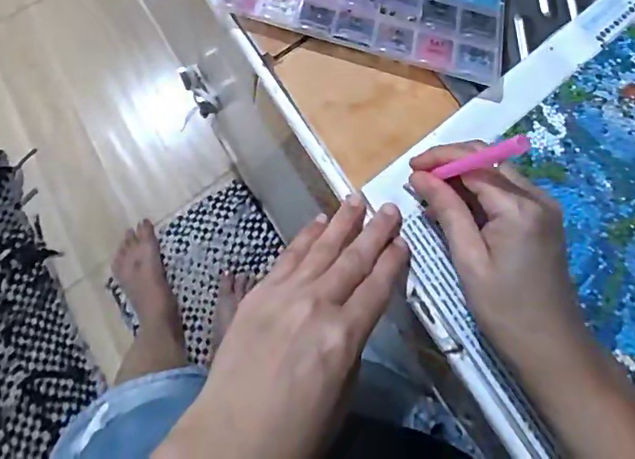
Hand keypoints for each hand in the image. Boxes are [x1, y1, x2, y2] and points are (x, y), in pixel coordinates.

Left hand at [157, 196, 408, 458]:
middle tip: (389, 207)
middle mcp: (317, 306)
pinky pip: (288, 256)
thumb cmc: (293, 434)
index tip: (404, 241)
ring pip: (321, 249)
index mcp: (343, 338)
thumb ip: (351, 353)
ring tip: (356, 199)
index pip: (376, 289)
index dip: (393, 262)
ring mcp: (285, 294)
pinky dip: (305, 237)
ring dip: (341, 222)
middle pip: (353, 260)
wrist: (230, 437)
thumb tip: (354, 322)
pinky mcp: (259, 293)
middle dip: (374, 232)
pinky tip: (318, 222)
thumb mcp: (340, 400)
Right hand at [408, 143, 593, 374]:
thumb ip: (447, 210)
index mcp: (519, 207)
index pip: (473, 162)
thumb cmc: (506, 312)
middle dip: (451, 161)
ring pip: (496, 171)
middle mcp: (536, 196)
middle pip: (487, 159)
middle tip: (419, 175)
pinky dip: (481, 188)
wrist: (555, 352)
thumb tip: (421, 176)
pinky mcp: (544, 217)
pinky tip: (459, 204)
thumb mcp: (469, 260)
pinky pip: (507, 188)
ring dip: (464, 173)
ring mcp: (544, 206)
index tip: (411, 169)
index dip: (440, 160)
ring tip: (433, 189)